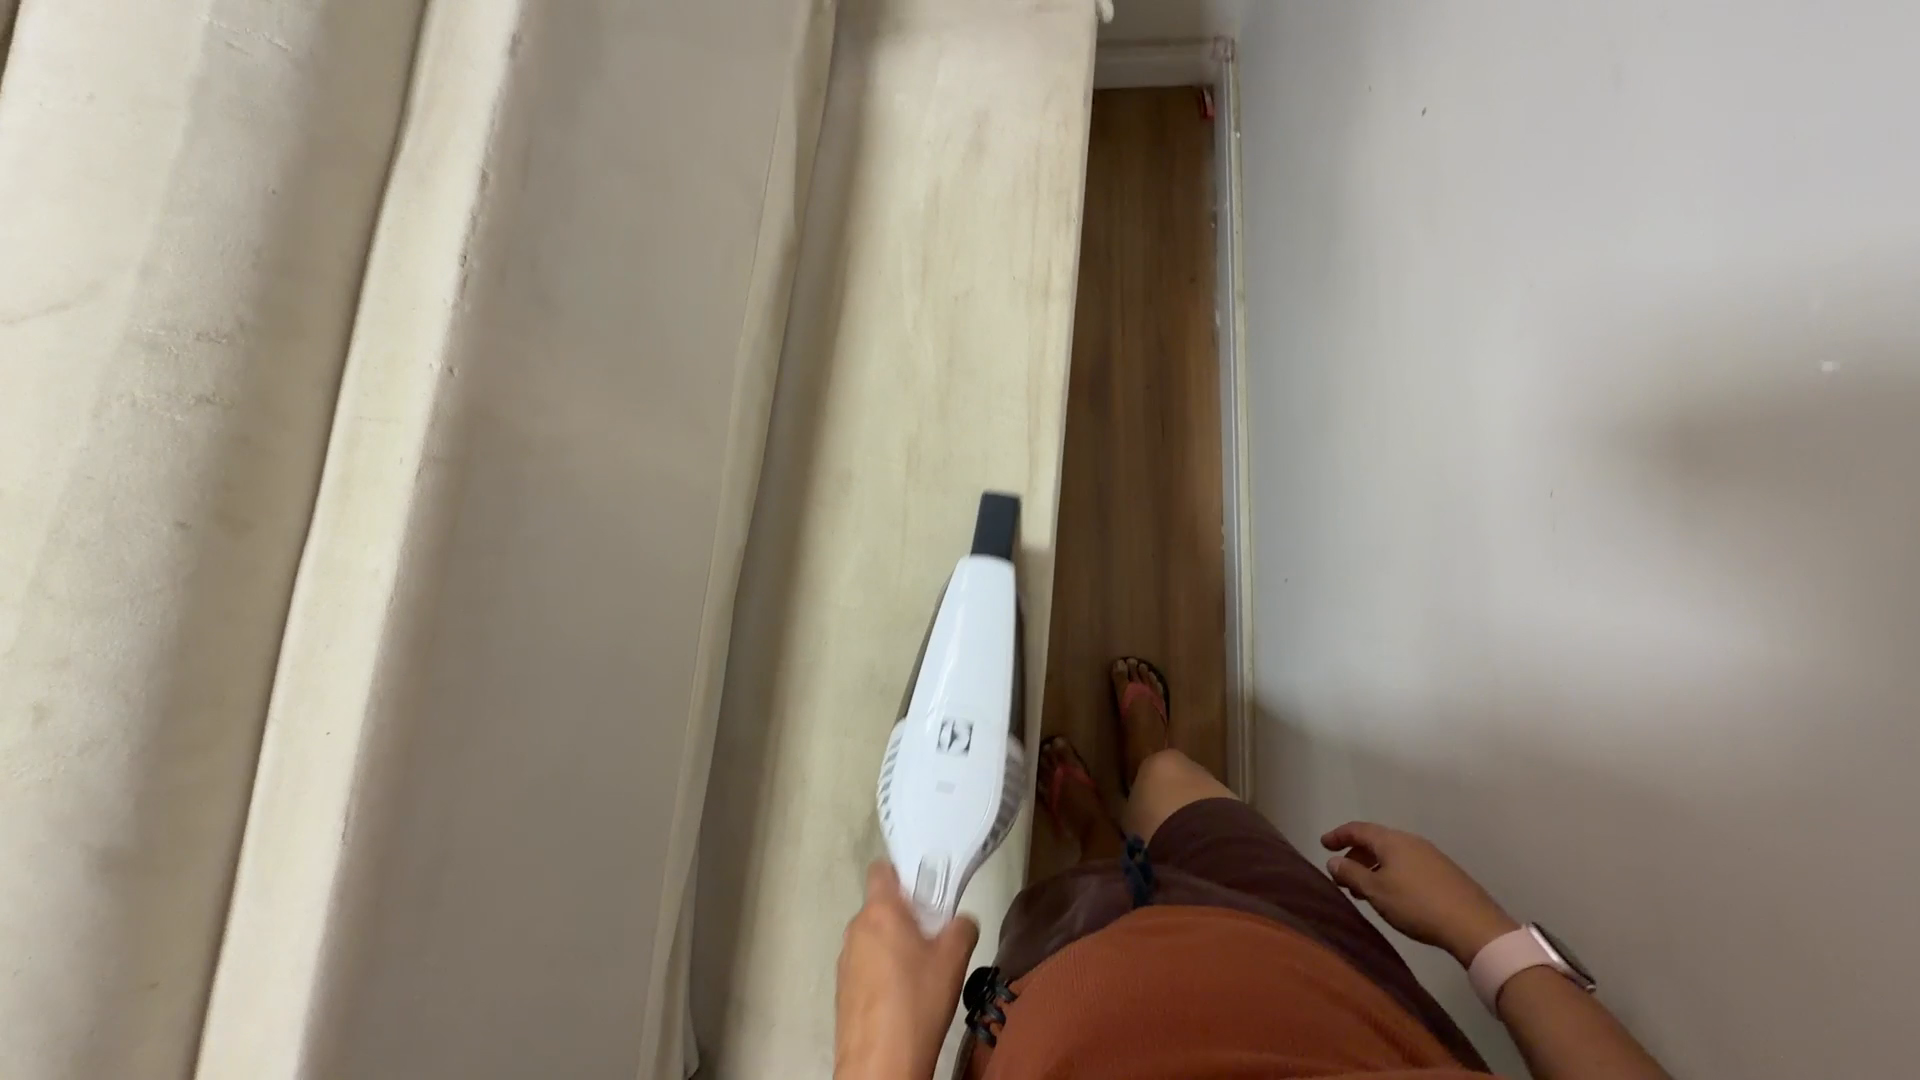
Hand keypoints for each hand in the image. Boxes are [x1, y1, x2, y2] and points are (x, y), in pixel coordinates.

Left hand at [835, 861, 979, 1079]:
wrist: (881, 1065)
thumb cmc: (918, 1001)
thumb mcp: (955, 959)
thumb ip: (962, 926)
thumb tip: (960, 922)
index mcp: (880, 911)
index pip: (882, 869)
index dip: (904, 874)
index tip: (926, 891)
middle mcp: (856, 928)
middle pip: (881, 907)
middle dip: (905, 917)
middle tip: (933, 937)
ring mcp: (845, 960)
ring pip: (874, 938)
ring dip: (894, 946)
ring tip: (921, 974)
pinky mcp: (842, 990)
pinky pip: (866, 967)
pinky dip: (883, 973)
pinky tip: (903, 998)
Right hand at [1321, 821, 1520, 965]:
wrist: (1475, 926)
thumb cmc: (1416, 904)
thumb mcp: (1376, 891)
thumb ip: (1351, 874)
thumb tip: (1333, 861)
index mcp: (1391, 840)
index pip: (1357, 829)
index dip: (1338, 835)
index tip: (1323, 845)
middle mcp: (1411, 841)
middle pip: (1376, 841)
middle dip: (1356, 856)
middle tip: (1343, 875)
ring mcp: (1432, 857)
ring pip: (1394, 855)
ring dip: (1375, 868)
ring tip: (1366, 890)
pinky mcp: (1447, 874)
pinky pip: (1409, 866)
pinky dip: (1393, 874)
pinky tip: (1394, 895)